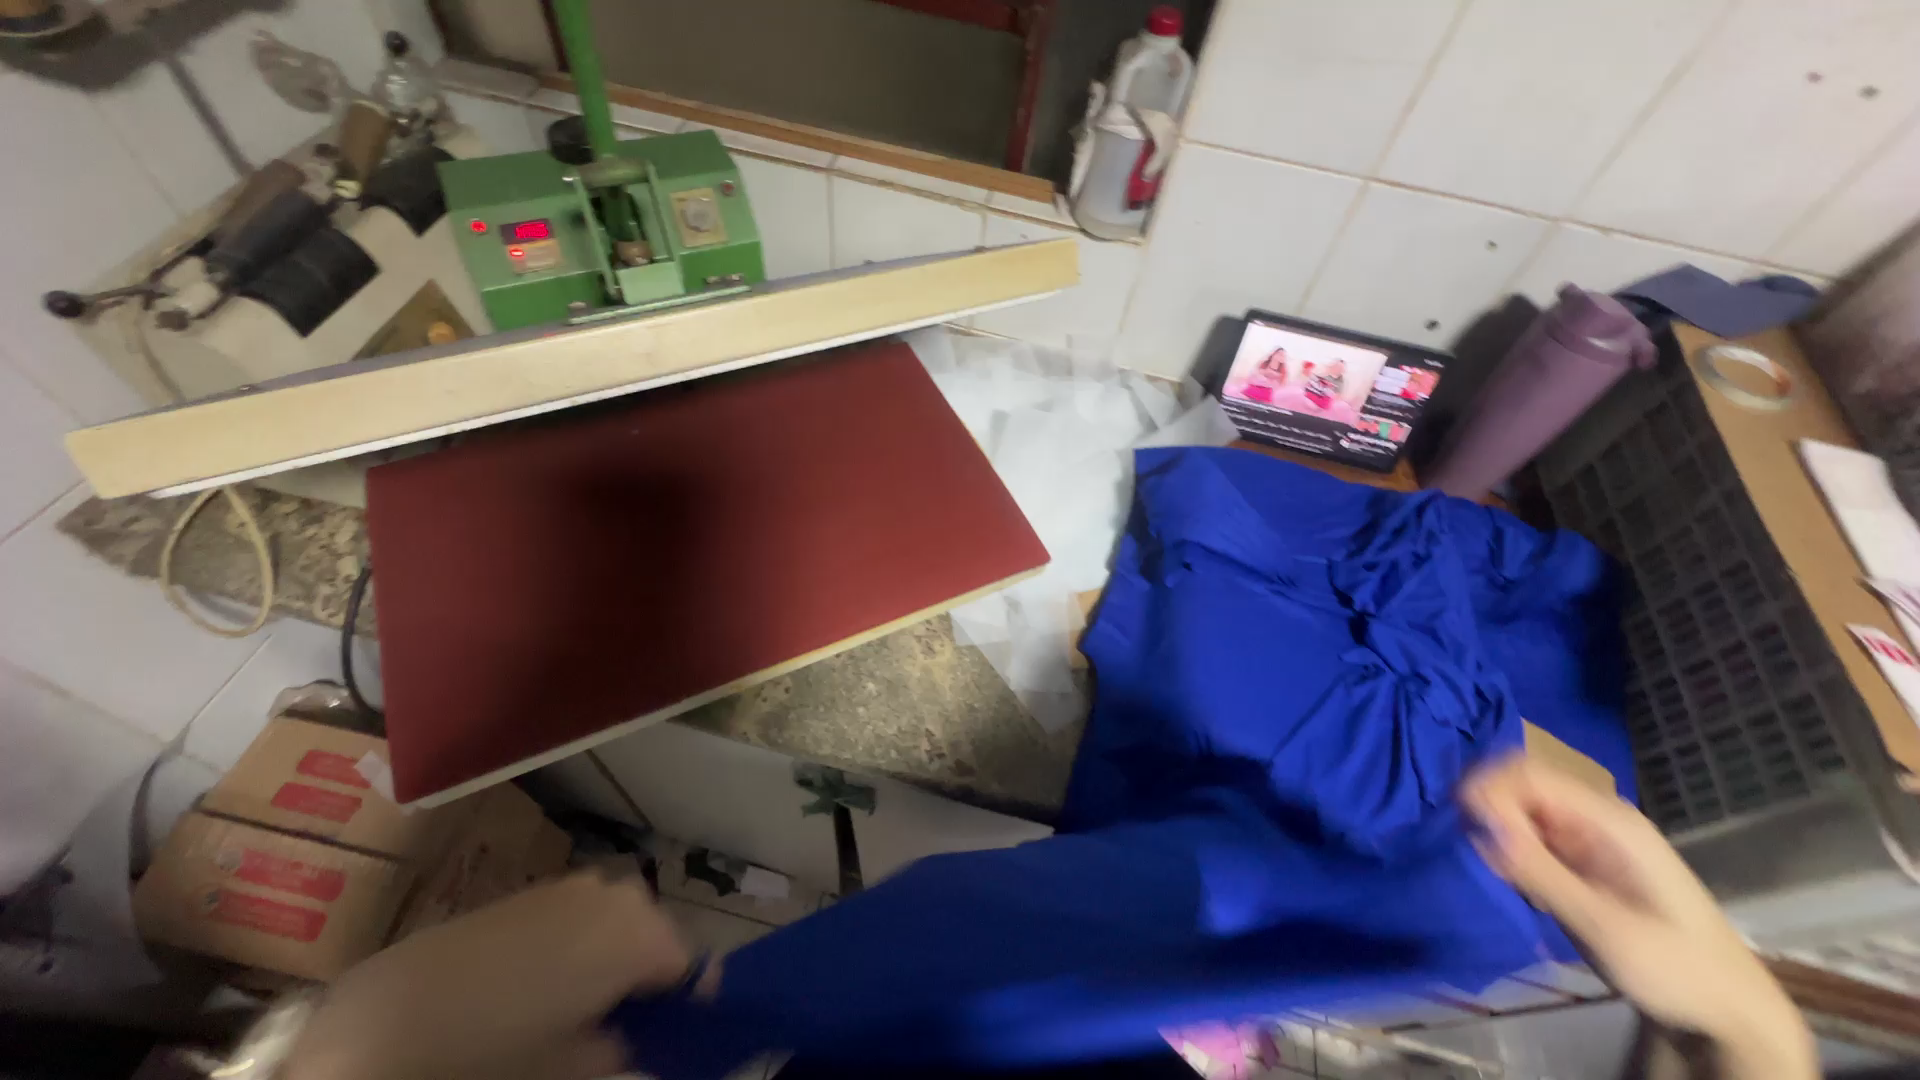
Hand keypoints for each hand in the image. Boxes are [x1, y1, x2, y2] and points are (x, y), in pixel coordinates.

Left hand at [284, 870, 691, 1079]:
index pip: (688, 966)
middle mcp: (614, 893)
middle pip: (652, 938)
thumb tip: (634, 1038)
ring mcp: (568, 887)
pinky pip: (573, 919)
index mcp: (640, 931)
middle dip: (638, 980)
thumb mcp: (574, 1071)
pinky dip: (567, 949)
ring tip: (563, 1014)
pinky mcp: (527, 892)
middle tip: (605, 1033)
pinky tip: (526, 991)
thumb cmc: (495, 1054)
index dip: (678, 1007)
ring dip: (603, 963)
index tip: (657, 1039)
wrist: (381, 1023)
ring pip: (612, 926)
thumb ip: (625, 1049)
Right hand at [1460, 756, 1814, 1077]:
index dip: (1487, 788)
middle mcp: (1595, 820)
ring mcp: (1587, 841)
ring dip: (1494, 831)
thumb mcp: (1604, 926)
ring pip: (1519, 811)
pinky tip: (1509, 880)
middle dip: (1486, 809)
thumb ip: (1541, 873)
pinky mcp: (1578, 864)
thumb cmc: (1676, 969)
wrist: (1730, 1017)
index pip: (1528, 773)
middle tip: (1470, 848)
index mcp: (1608, 821)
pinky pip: (1528, 837)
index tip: (1463, 825)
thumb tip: (1479, 827)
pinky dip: (1508, 851)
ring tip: (1487, 867)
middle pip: (1519, 786)